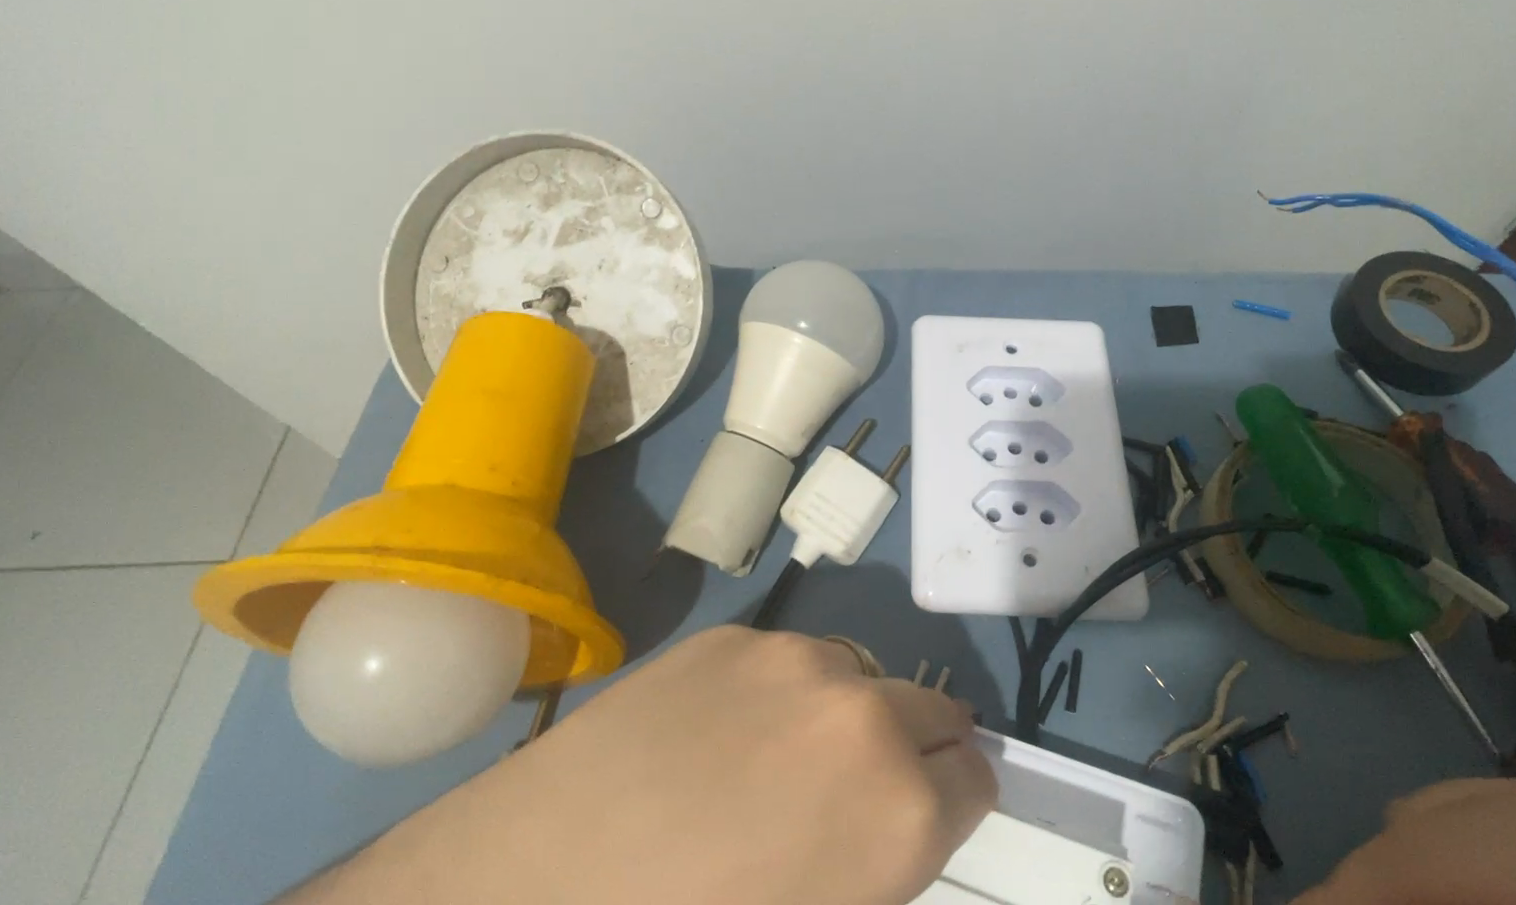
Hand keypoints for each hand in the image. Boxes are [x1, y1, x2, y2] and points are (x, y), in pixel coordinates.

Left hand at [288, 626, 995, 904]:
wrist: (538, 883)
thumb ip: (877, 860)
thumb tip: (889, 819)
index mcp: (902, 806)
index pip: (976, 779)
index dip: (948, 803)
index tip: (919, 814)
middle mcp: (864, 712)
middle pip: (933, 710)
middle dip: (911, 750)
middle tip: (849, 790)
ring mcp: (792, 660)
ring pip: (859, 673)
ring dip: (843, 710)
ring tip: (773, 757)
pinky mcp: (729, 636)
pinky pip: (788, 656)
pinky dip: (780, 689)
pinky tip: (718, 731)